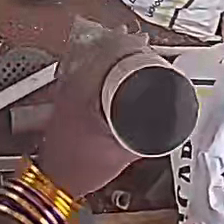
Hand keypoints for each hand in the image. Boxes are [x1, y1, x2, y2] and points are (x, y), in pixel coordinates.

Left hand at [34, 29, 143, 197]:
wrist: (54, 181)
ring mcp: (65, 91)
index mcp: (84, 95)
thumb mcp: (121, 153)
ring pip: (88, 57)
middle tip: (141, 42)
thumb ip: (147, 139)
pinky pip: (82, 67)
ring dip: (109, 49)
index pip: (105, 55)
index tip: (142, 43)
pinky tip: (109, 63)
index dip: (126, 44)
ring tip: (128, 46)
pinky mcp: (65, 97)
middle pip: (96, 50)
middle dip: (120, 42)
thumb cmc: (80, 168)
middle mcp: (71, 88)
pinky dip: (98, 61)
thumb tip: (170, 125)